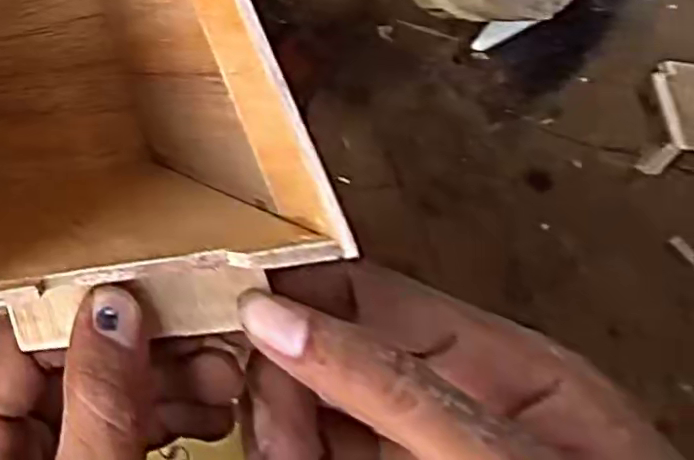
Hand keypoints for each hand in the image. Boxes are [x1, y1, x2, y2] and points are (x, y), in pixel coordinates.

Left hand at [0, 286, 245, 459]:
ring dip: (159, 382)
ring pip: (96, 401)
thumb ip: (96, 404)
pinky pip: (113, 437)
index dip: (81, 315)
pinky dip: (161, 421)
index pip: (19, 343)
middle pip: (62, 367)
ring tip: (223, 376)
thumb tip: (110, 307)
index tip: (149, 300)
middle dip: (136, 350)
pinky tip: (209, 413)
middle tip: (207, 340)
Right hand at [239, 262, 678, 459]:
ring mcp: (416, 433)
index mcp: (495, 360)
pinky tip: (284, 456)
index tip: (232, 326)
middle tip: (276, 439)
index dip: (280, 293)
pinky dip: (284, 441)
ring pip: (298, 385)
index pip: (348, 284)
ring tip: (280, 455)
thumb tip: (264, 310)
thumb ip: (390, 382)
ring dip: (272, 416)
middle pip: (311, 336)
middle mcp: (447, 385)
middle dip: (276, 378)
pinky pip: (309, 433)